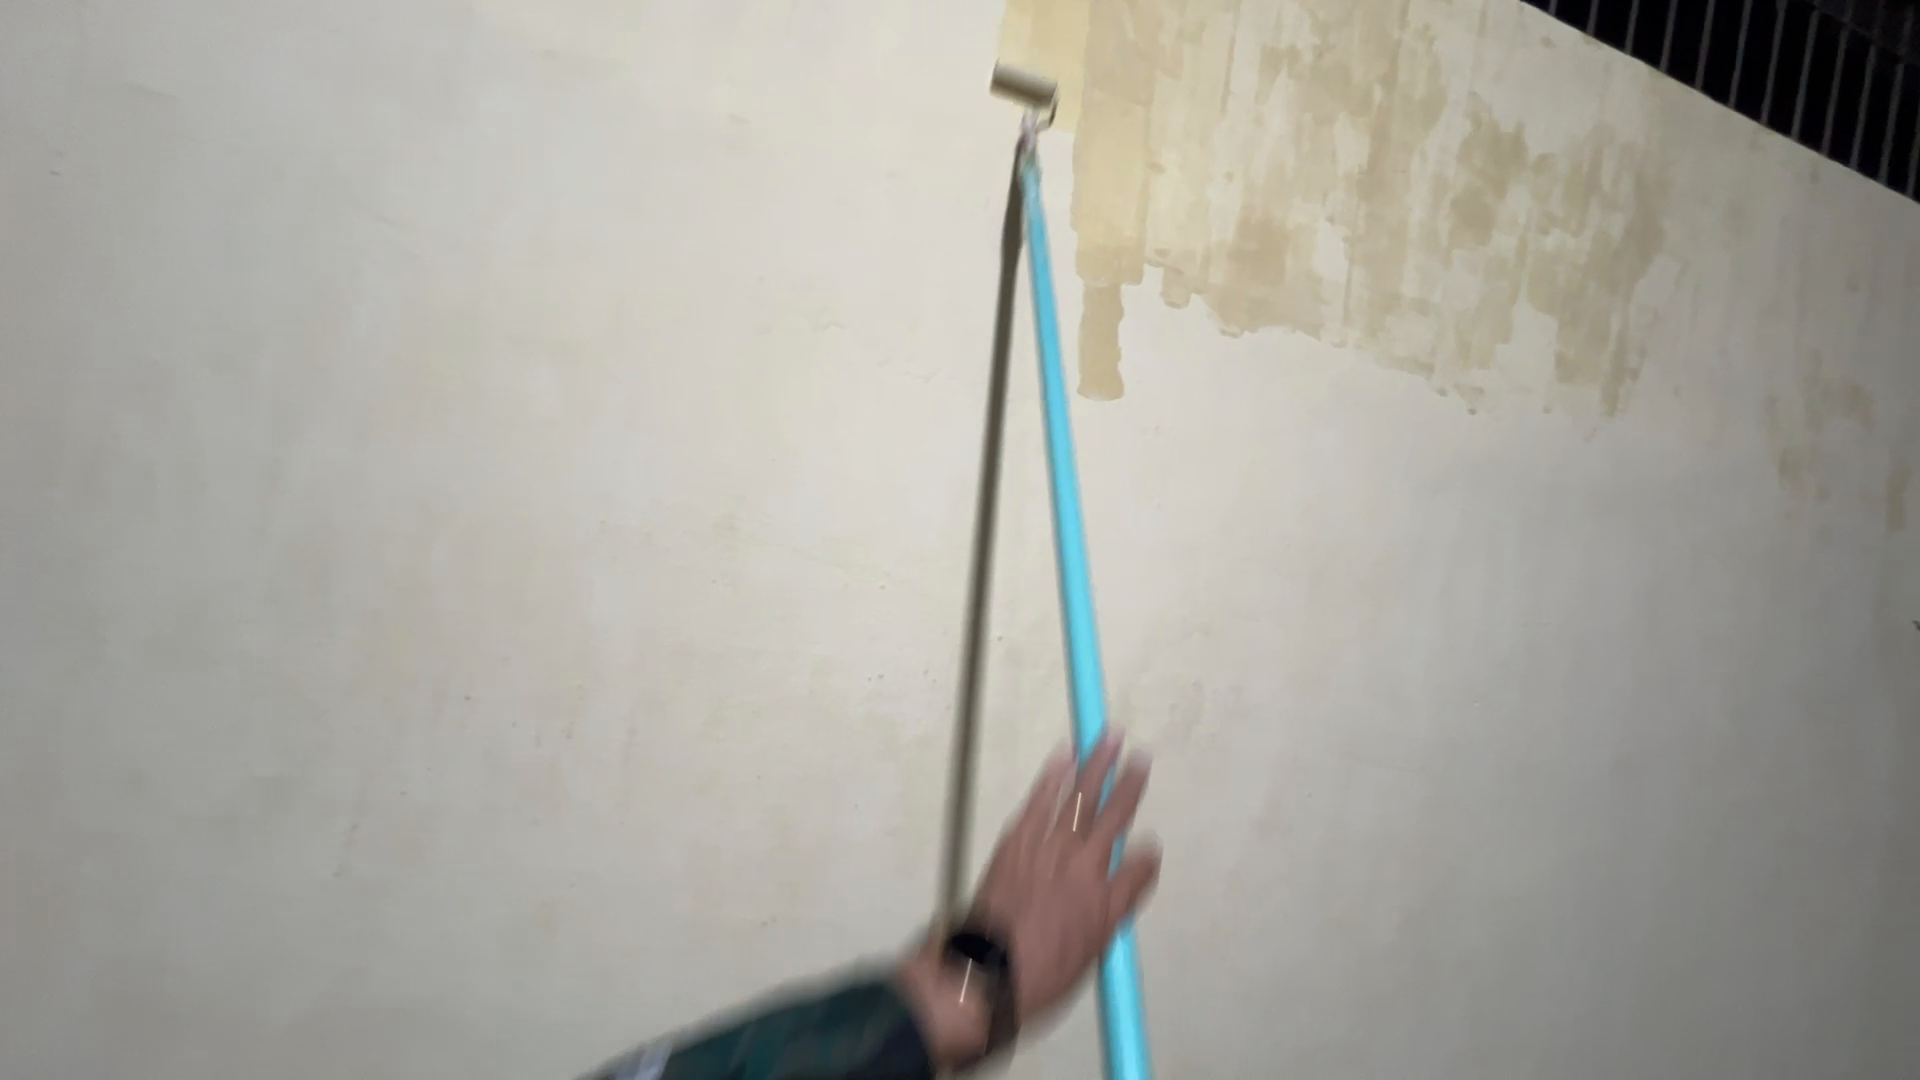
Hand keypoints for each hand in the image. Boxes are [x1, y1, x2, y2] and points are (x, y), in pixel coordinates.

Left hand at [896, 733, 1160, 1067]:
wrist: (987, 971)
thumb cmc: (1042, 972)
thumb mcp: (1093, 953)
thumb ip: (1115, 907)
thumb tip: (1135, 871)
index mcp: (1105, 898)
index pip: (1139, 865)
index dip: (1146, 853)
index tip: (1148, 842)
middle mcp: (1082, 865)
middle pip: (1112, 812)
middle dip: (1128, 782)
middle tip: (1139, 754)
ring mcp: (1049, 846)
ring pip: (1079, 795)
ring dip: (1096, 764)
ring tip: (1109, 737)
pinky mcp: (1018, 837)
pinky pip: (1041, 798)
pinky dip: (1054, 775)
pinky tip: (1064, 755)